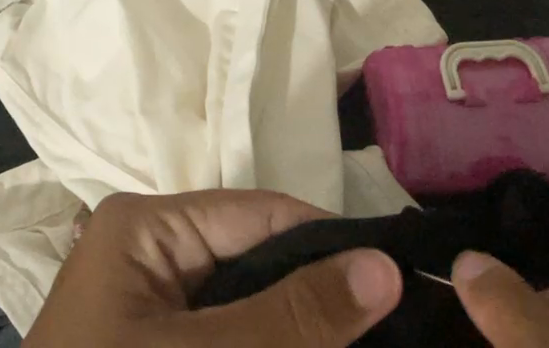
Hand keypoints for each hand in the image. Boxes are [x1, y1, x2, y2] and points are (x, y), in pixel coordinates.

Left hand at [24, 189, 402, 347]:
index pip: (261, 214)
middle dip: (316, 298)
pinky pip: (227, 335)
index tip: (404, 278)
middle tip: (395, 327)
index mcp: (145, 227)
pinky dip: (265, 347)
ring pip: (248, 304)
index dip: (333, 244)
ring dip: (295, 333)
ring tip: (373, 342)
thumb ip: (293, 317)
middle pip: (257, 259)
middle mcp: (149, 251)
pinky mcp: (156, 345)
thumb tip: (385, 265)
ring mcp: (151, 304)